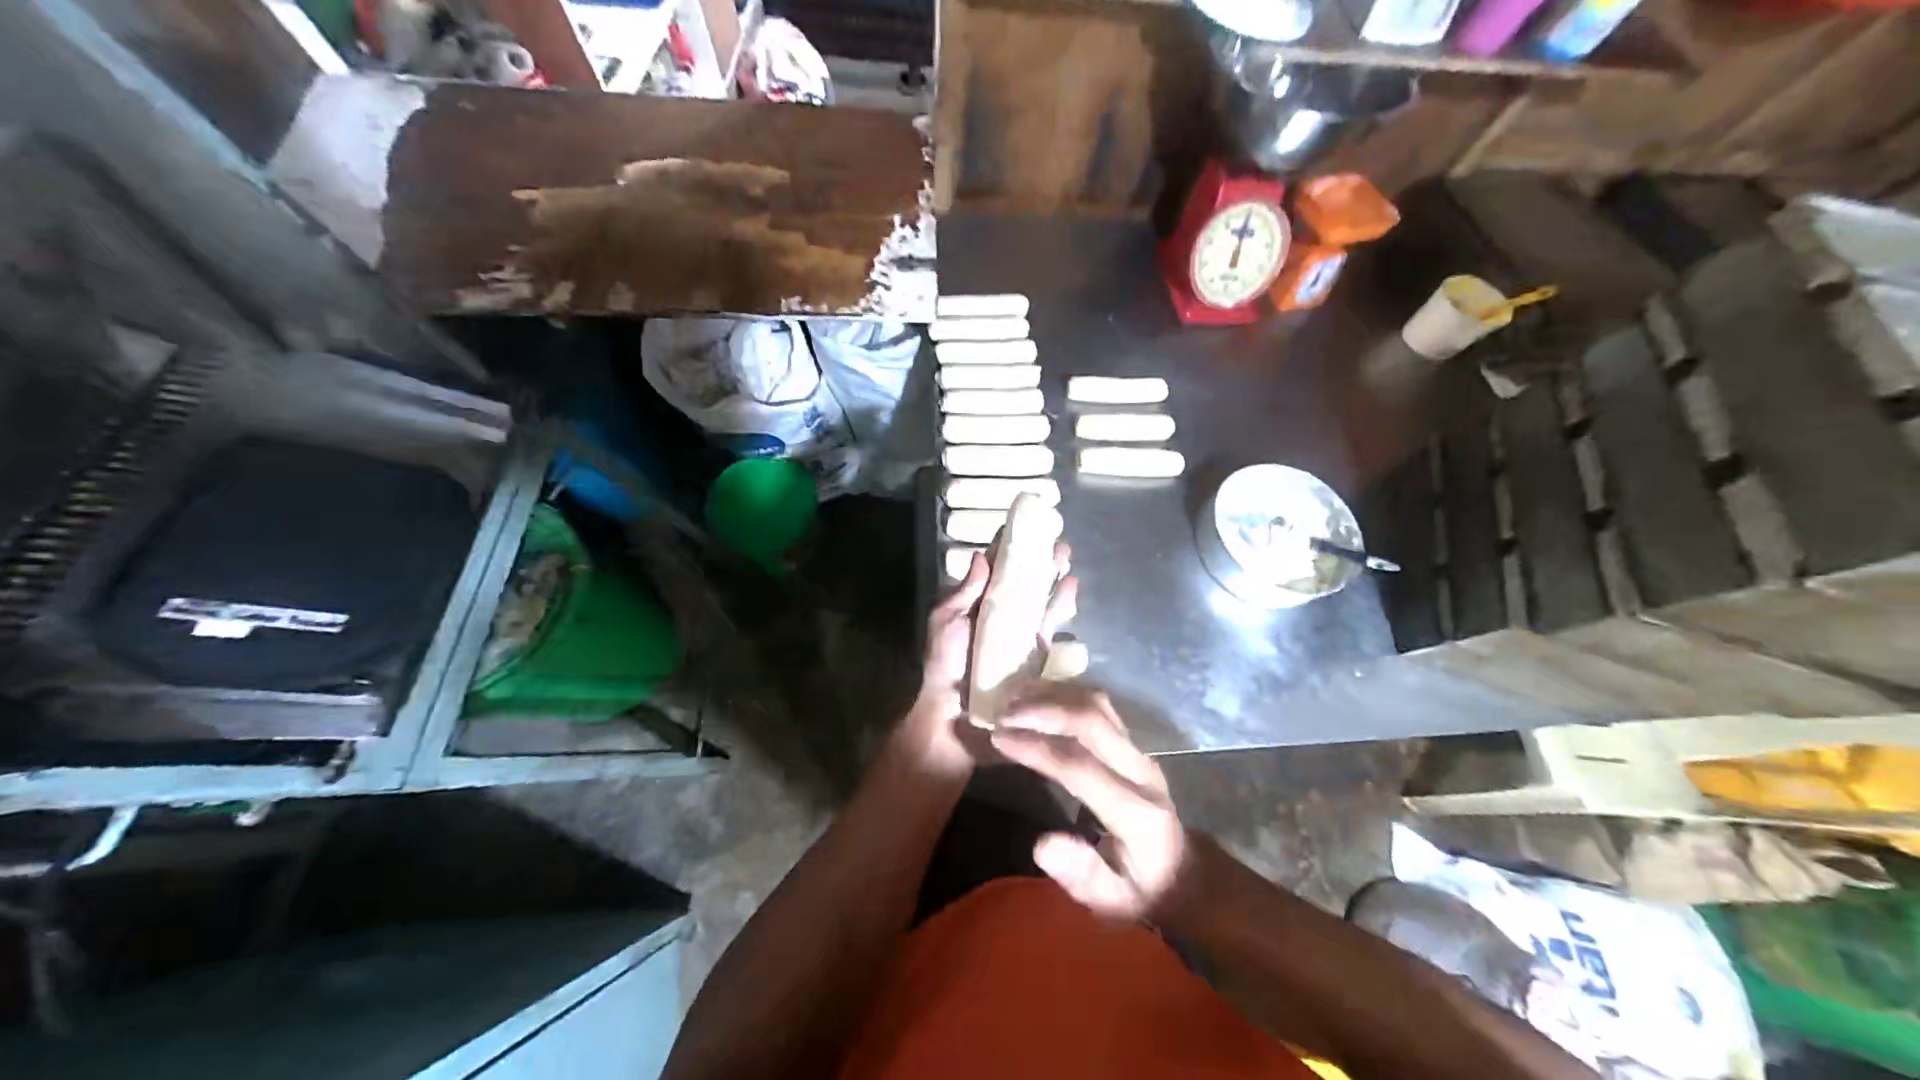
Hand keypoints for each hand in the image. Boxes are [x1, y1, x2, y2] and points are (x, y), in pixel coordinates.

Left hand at [905, 546, 1076, 775]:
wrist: (955, 721)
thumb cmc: (945, 669)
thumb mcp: (946, 625)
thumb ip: (964, 593)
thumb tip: (981, 555)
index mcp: (978, 608)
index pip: (996, 571)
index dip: (1010, 548)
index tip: (1027, 526)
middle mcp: (1002, 619)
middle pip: (1026, 584)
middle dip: (1042, 562)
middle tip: (1058, 542)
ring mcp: (1021, 639)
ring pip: (1043, 602)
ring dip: (1056, 580)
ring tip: (1068, 562)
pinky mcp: (1038, 660)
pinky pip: (1054, 630)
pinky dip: (1063, 609)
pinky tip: (1072, 590)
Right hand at [989, 685, 1187, 920]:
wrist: (1183, 873)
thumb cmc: (1141, 890)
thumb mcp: (1112, 903)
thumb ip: (1081, 876)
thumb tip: (1042, 845)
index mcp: (1135, 813)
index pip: (1080, 767)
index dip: (1037, 747)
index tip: (998, 737)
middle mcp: (1141, 771)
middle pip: (1092, 721)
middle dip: (1042, 710)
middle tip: (1000, 714)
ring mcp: (1140, 751)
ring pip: (1097, 705)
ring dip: (1052, 696)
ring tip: (1012, 699)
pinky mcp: (1134, 742)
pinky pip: (1099, 706)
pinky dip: (1064, 694)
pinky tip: (1036, 697)